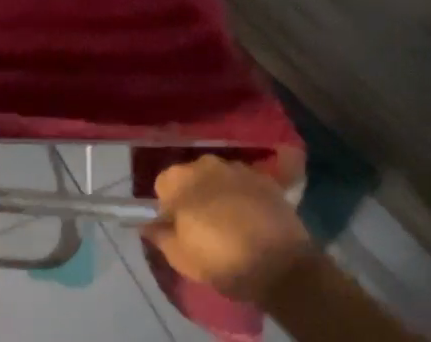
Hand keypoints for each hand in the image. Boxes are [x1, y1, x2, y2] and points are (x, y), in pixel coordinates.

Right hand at [143, 156, 310, 302]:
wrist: (283, 266)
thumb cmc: (223, 261)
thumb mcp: (181, 259)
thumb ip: (159, 236)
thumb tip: (148, 224)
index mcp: (180, 180)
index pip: (162, 185)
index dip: (169, 208)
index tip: (180, 229)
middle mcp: (205, 164)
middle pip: (191, 177)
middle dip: (194, 196)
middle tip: (205, 226)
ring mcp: (237, 168)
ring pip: (218, 178)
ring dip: (219, 194)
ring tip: (232, 223)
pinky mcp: (265, 178)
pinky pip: (245, 183)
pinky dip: (244, 196)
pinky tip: (253, 219)